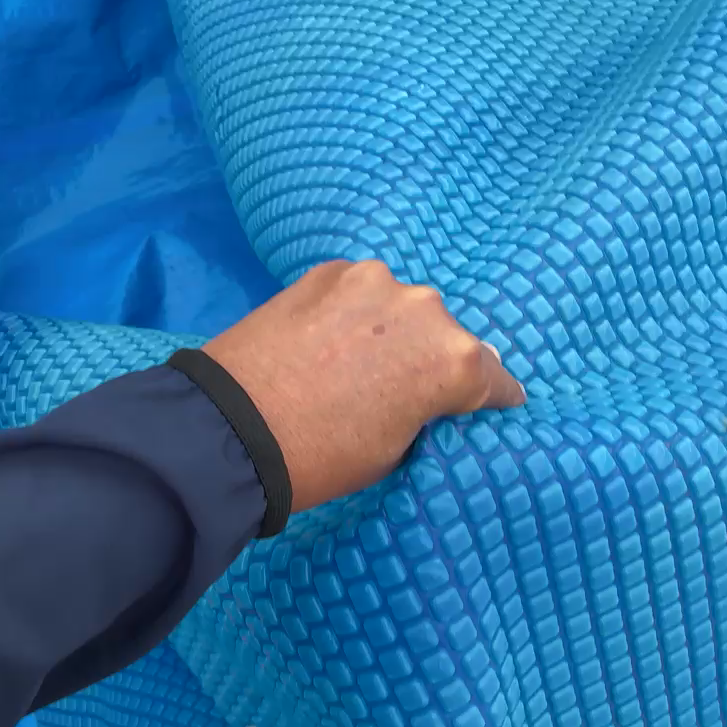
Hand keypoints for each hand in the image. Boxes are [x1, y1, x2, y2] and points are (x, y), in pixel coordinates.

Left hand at [204, 259, 524, 511]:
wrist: (231, 429)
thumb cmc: (323, 456)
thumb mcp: (397, 447)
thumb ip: (429, 405)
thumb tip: (438, 382)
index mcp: (453, 361)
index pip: (495, 377)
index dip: (494, 395)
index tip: (492, 402)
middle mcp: (425, 309)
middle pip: (446, 336)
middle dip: (434, 359)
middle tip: (404, 385)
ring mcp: (375, 282)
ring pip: (402, 308)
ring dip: (393, 329)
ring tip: (360, 358)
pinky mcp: (331, 270)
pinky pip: (360, 293)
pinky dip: (355, 312)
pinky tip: (331, 336)